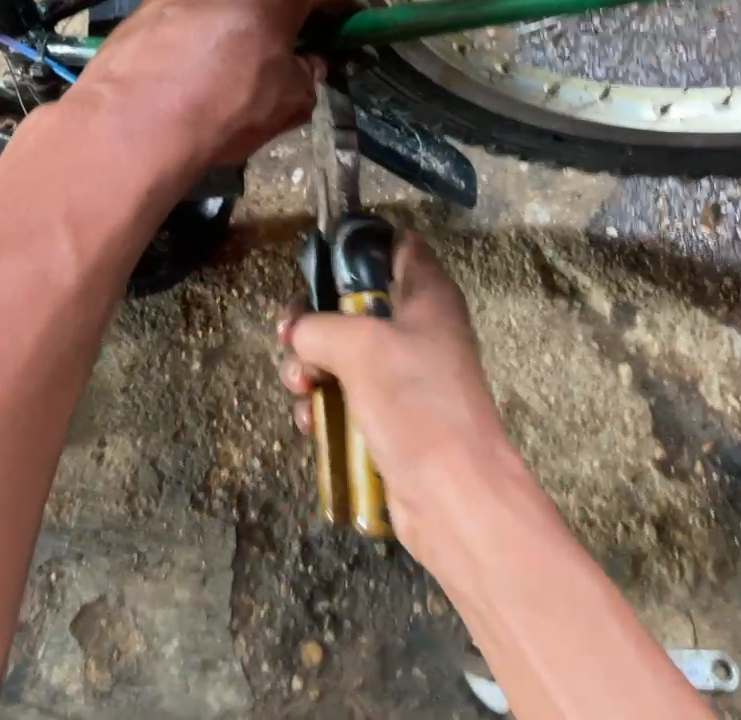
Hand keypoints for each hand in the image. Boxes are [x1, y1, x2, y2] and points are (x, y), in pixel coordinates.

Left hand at [69, 0, 352, 174]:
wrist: (133, 120)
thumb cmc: (227, 102)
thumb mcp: (292, 98)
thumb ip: (309, 74)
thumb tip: (307, 65)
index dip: (345, 6)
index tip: (351, 25)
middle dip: (290, 2)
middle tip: (299, 39)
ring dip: (244, 7)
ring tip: (247, 47)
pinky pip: (194, 0)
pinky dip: (207, 18)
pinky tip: (205, 53)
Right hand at [276, 232, 517, 546]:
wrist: (451, 493)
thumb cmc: (414, 402)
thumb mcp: (360, 345)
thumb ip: (318, 326)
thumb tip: (298, 335)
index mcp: (427, 295)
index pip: (397, 246)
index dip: (357, 249)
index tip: (319, 266)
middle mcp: (417, 329)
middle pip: (353, 305)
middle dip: (313, 322)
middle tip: (290, 338)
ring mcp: (402, 376)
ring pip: (340, 354)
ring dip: (309, 368)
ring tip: (301, 388)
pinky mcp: (388, 416)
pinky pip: (343, 397)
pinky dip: (322, 406)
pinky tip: (311, 423)